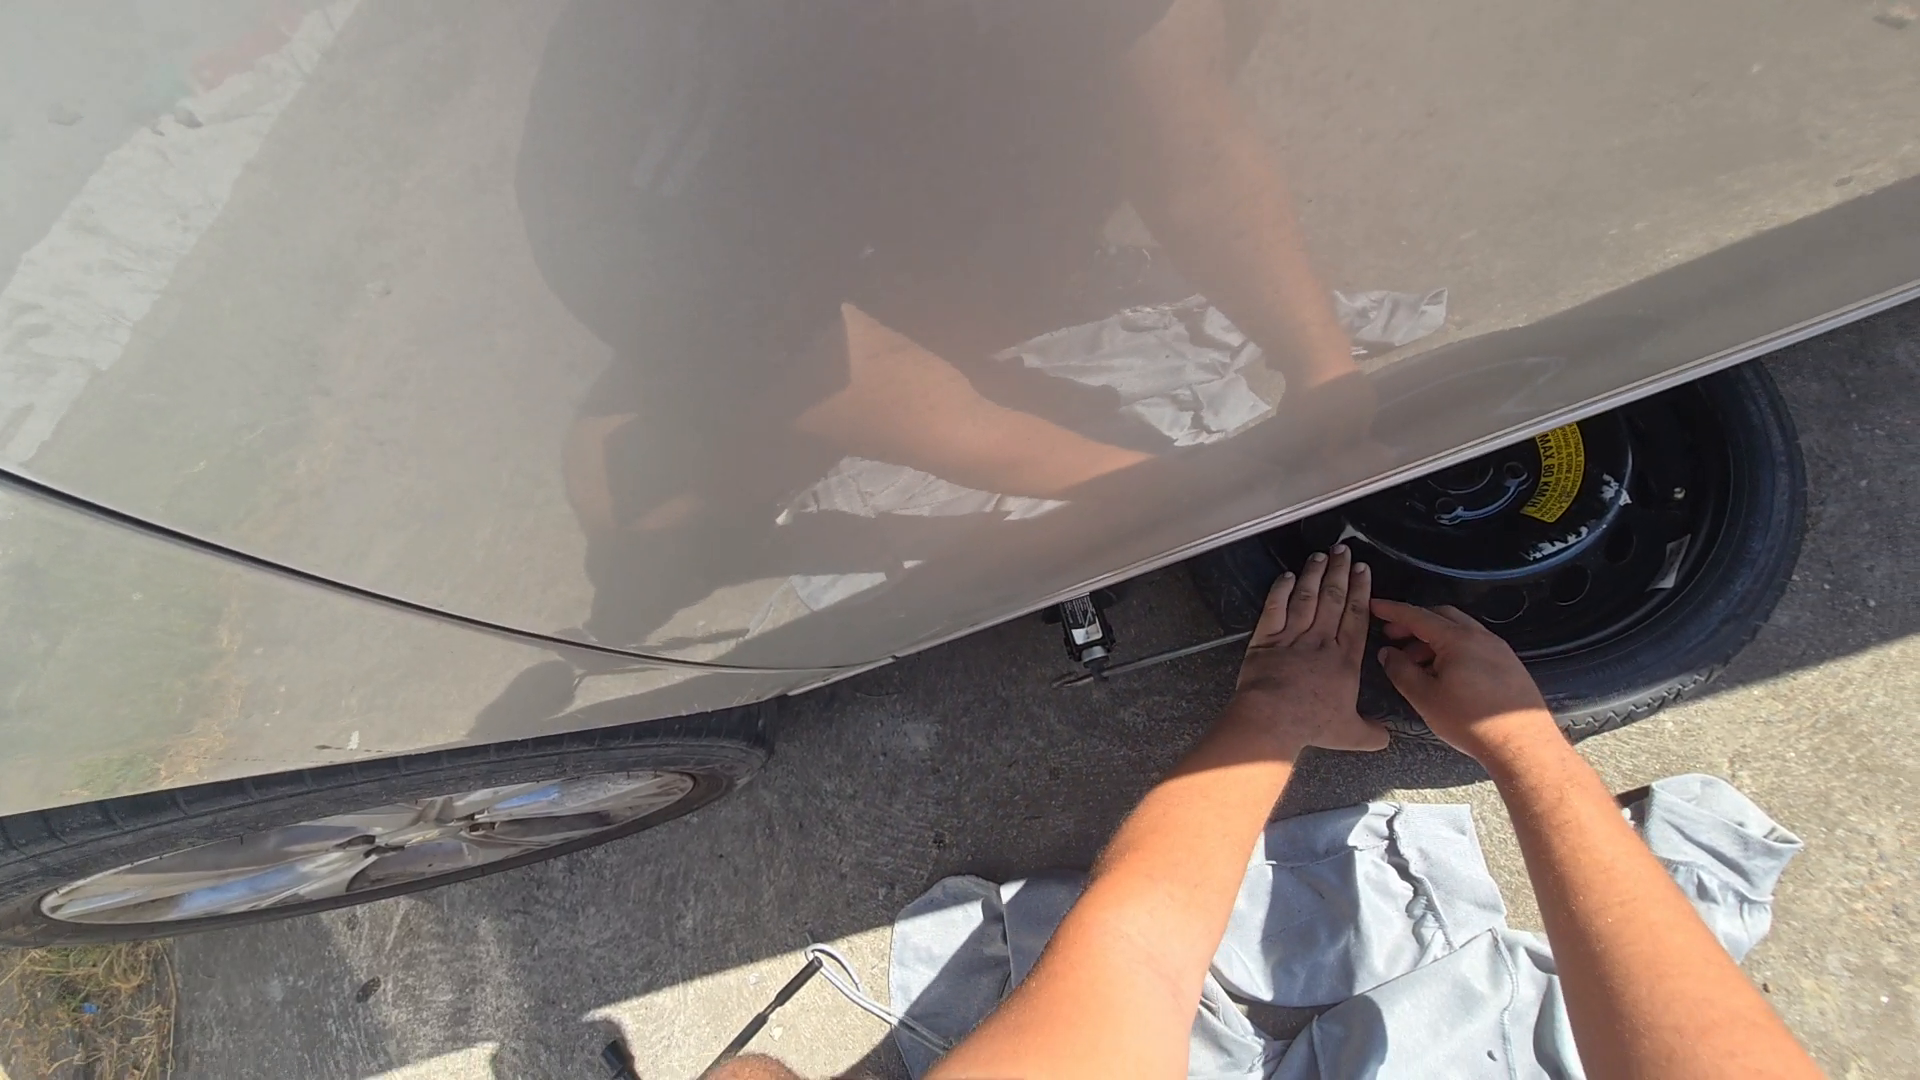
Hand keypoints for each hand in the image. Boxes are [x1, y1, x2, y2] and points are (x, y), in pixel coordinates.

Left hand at [1224, 545, 1389, 755]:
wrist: (1272, 718)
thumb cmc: (1311, 724)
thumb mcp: (1352, 734)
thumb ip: (1372, 732)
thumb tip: (1385, 736)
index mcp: (1344, 659)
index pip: (1355, 616)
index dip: (1360, 591)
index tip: (1363, 571)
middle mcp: (1320, 641)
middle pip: (1333, 599)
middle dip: (1339, 572)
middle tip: (1343, 551)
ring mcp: (1291, 637)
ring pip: (1306, 598)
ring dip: (1314, 575)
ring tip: (1320, 556)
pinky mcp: (1265, 638)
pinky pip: (1274, 608)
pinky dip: (1281, 590)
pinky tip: (1287, 576)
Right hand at [1370, 600, 1560, 765]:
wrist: (1523, 747)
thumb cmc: (1473, 722)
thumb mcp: (1423, 697)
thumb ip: (1400, 670)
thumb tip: (1388, 654)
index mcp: (1459, 640)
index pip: (1418, 616)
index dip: (1393, 610)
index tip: (1376, 606)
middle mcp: (1482, 638)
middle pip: (1441, 616)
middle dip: (1414, 622)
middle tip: (1393, 635)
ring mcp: (1499, 651)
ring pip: (1459, 631)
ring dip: (1432, 638)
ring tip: (1414, 660)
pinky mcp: (1509, 666)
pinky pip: (1474, 645)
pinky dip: (1451, 648)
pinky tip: (1441, 672)